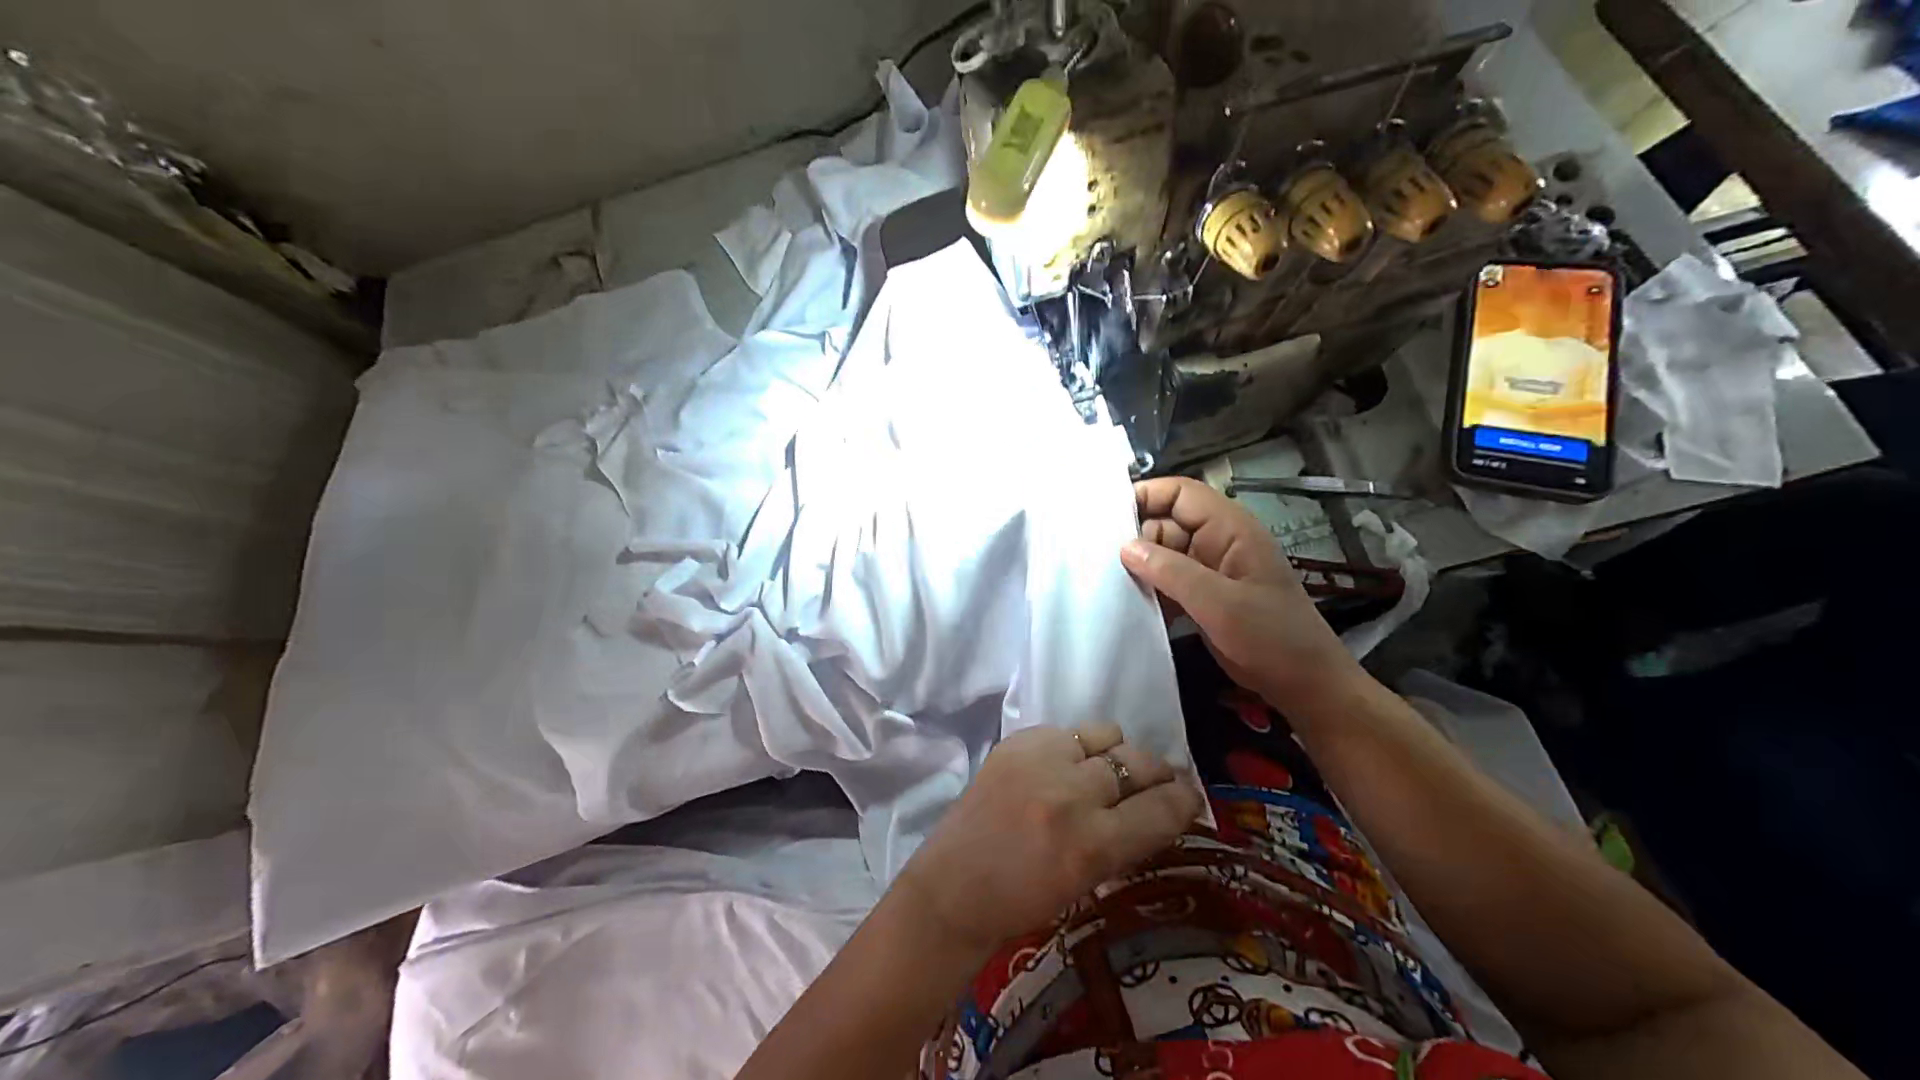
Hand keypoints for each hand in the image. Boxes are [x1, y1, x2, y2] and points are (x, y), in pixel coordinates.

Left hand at [896, 723, 1201, 953]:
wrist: (956, 885)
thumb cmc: (1026, 900)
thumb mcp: (1090, 880)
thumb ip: (1128, 839)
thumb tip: (1165, 807)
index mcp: (1094, 844)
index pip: (1162, 808)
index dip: (1185, 801)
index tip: (1189, 797)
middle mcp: (1073, 794)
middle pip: (1140, 763)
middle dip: (1158, 774)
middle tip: (1157, 782)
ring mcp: (1042, 761)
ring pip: (1108, 734)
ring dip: (1117, 753)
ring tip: (1108, 769)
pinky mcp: (1017, 742)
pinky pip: (1068, 730)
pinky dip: (1076, 746)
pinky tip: (1066, 766)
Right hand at [1120, 476, 1364, 713]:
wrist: (1303, 684)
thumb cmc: (1271, 636)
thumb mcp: (1220, 603)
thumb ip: (1171, 572)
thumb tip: (1124, 547)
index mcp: (1230, 529)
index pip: (1181, 494)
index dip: (1145, 496)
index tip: (1104, 516)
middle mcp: (1217, 542)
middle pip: (1165, 523)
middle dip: (1135, 538)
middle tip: (1097, 560)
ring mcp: (1208, 571)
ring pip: (1162, 555)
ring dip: (1138, 567)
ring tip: (1104, 581)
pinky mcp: (1201, 597)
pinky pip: (1166, 582)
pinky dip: (1148, 589)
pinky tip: (1124, 603)